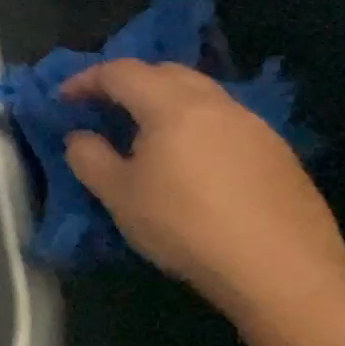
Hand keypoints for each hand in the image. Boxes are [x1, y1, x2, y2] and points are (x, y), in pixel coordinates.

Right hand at [62, 60, 344, 318]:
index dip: (85, 79)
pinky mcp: (278, 156)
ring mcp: (257, 130)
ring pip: (202, 95)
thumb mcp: (114, 192)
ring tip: (142, 132)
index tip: (63, 101)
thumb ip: (87, 155)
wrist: (282, 273)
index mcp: (174, 108)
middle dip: (128, 82)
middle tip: (101, 106)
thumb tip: (83, 137)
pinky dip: (194, 124)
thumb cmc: (183, 224)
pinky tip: (186, 158)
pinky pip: (225, 121)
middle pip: (168, 73)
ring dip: (164, 102)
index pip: (121, 72)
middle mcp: (220, 107)